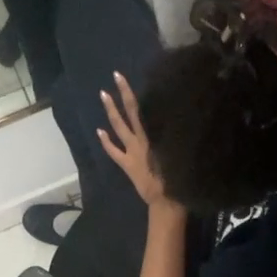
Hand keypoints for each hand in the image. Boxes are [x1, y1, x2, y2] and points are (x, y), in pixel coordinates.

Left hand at [96, 73, 168, 207]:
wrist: (166, 200)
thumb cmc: (178, 178)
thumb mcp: (177, 153)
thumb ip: (173, 137)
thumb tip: (174, 119)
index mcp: (154, 136)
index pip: (142, 109)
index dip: (131, 93)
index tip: (124, 77)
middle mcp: (141, 140)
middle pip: (131, 112)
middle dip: (123, 94)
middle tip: (116, 76)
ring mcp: (132, 152)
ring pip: (119, 127)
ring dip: (111, 111)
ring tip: (104, 95)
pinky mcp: (127, 165)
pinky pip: (113, 151)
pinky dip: (106, 141)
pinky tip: (98, 131)